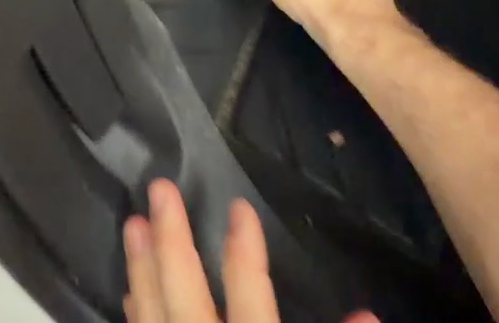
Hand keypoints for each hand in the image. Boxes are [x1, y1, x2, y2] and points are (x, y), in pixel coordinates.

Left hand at [123, 179, 374, 322]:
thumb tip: (369, 313)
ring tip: (132, 224)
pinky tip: (129, 293)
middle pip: (186, 296)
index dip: (245, 252)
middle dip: (172, 241)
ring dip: (142, 270)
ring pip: (153, 316)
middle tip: (159, 188)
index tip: (239, 206)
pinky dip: (136, 313)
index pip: (249, 298)